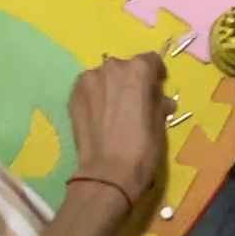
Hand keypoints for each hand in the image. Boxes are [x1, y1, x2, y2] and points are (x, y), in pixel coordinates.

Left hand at [68, 52, 172, 199]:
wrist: (107, 175)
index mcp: (138, 69)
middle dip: (131, 81)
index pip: (151, 61)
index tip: (156, 89)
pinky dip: (94, 96)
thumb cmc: (142, 149)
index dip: (156, 75)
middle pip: (125, 67)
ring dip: (110, 87)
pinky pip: (88, 88)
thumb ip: (158, 102)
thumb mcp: (160, 123)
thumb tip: (161, 100)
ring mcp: (89, 79)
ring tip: (112, 111)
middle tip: (134, 103)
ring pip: (105, 77)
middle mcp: (113, 67)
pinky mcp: (73, 94)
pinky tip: (98, 116)